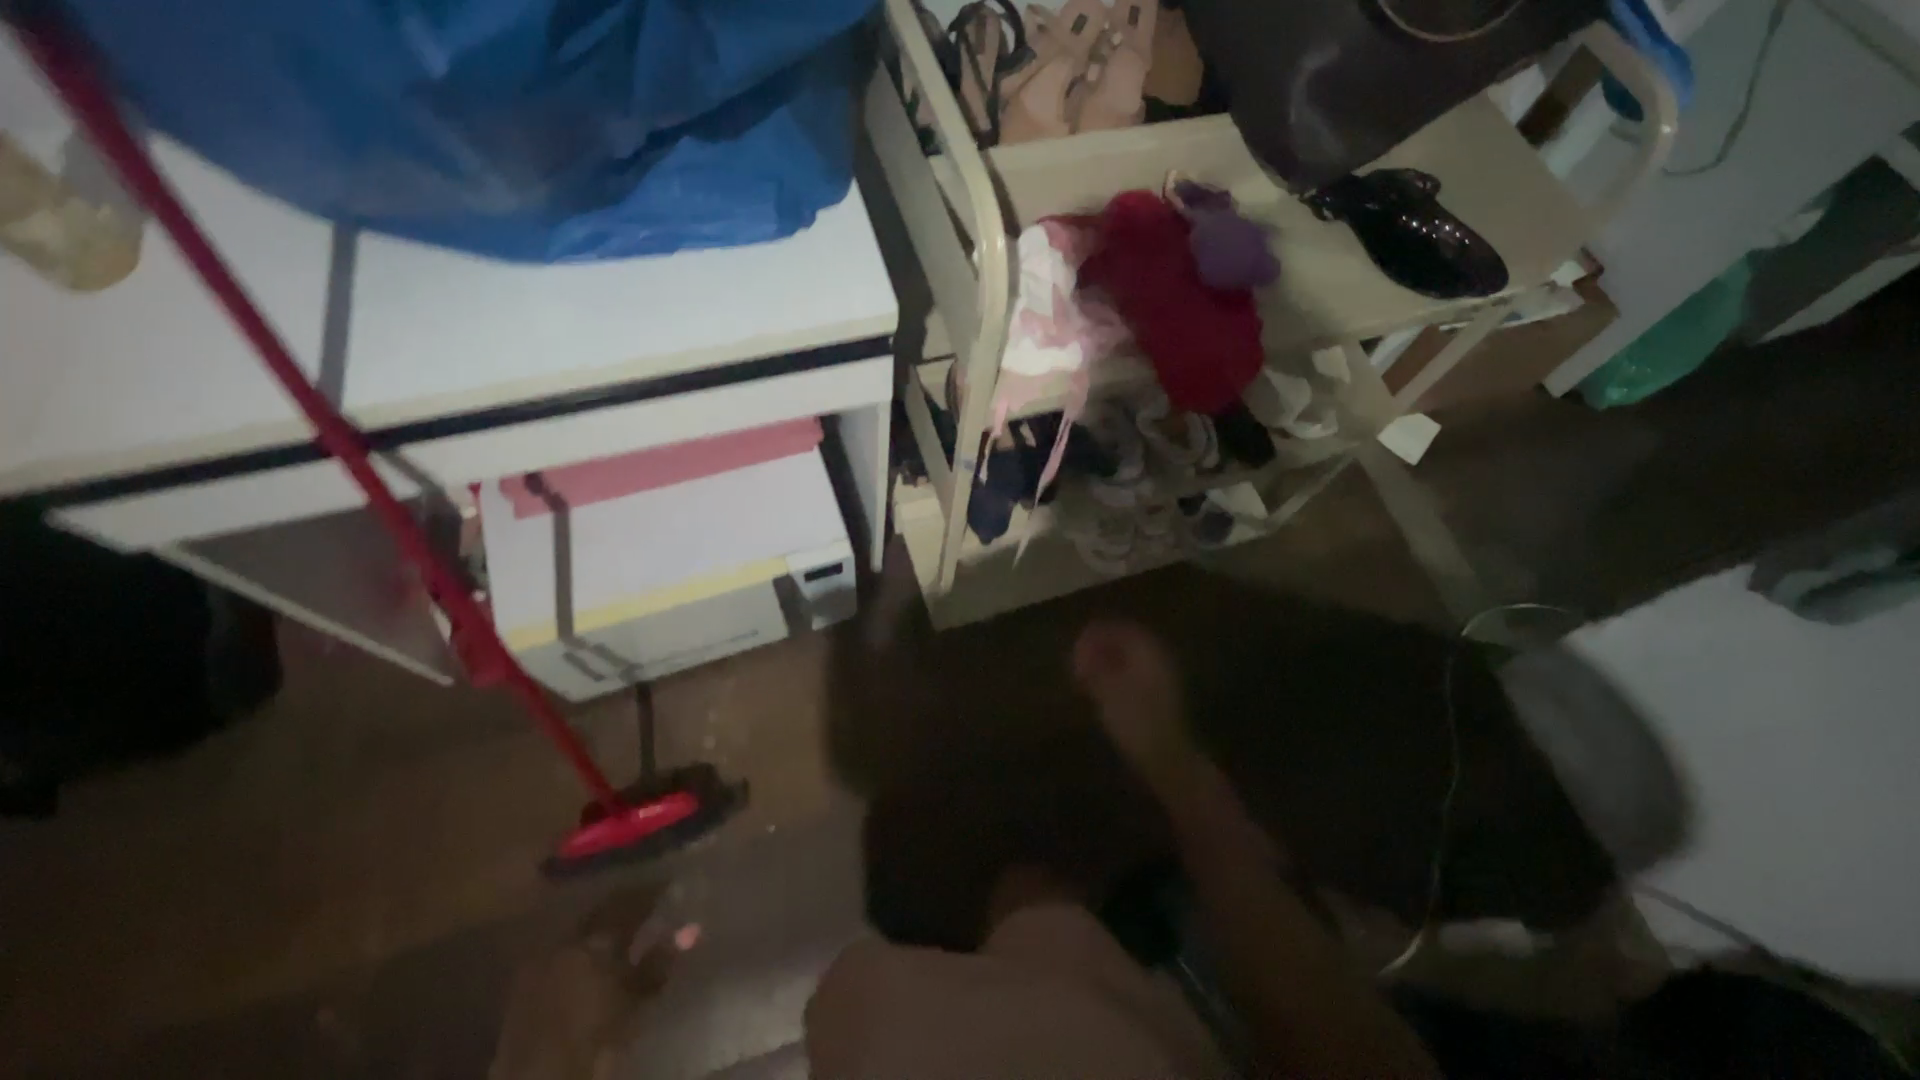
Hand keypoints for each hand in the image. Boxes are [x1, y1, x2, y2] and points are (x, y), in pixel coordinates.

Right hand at [1072, 619, 1202, 792]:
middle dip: (1101, 648)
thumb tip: (1081, 650)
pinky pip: (1133, 677)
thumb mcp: (1108, 691)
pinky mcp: (1158, 701)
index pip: (1122, 630)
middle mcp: (1158, 662)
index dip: (1098, 633)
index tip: (1076, 642)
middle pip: (1127, 644)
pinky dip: (1114, 678)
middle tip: (1077, 660)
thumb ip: (1094, 666)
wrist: (1167, 758)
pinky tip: (1100, 691)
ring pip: (1130, 662)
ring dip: (1107, 663)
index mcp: (1149, 654)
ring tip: (1083, 675)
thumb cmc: (1136, 721)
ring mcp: (1161, 682)